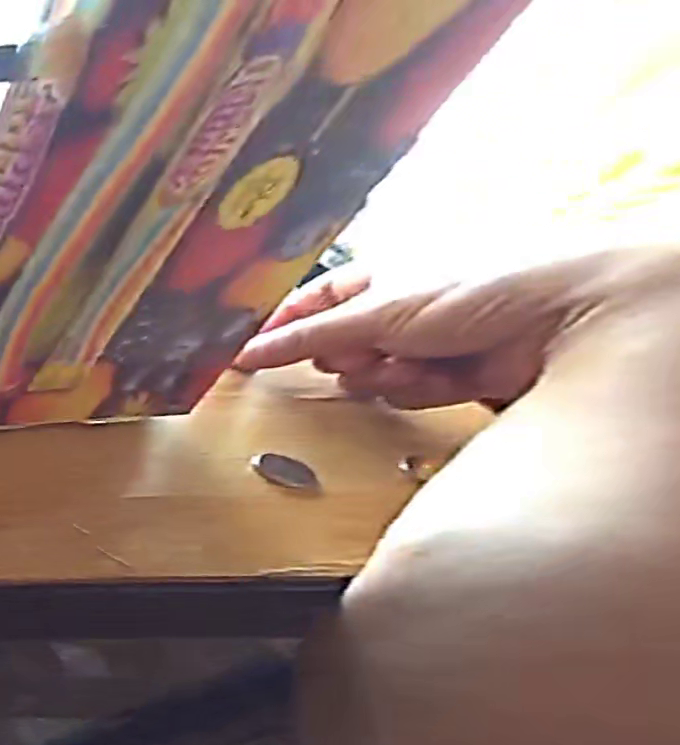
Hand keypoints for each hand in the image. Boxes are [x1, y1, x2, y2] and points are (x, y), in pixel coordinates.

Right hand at [231, 248, 679, 409]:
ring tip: (411, 365)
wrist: (582, 312)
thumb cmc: (488, 284)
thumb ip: (303, 338)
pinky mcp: (454, 370)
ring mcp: (431, 338)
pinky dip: (416, 388)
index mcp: (387, 270)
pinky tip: (442, 376)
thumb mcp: (375, 310)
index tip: (256, 352)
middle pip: (337, 343)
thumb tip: (245, 354)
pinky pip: (405, 390)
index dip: (284, 326)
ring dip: (382, 375)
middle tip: (359, 355)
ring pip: (369, 372)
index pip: (314, 300)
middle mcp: (406, 302)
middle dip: (346, 356)